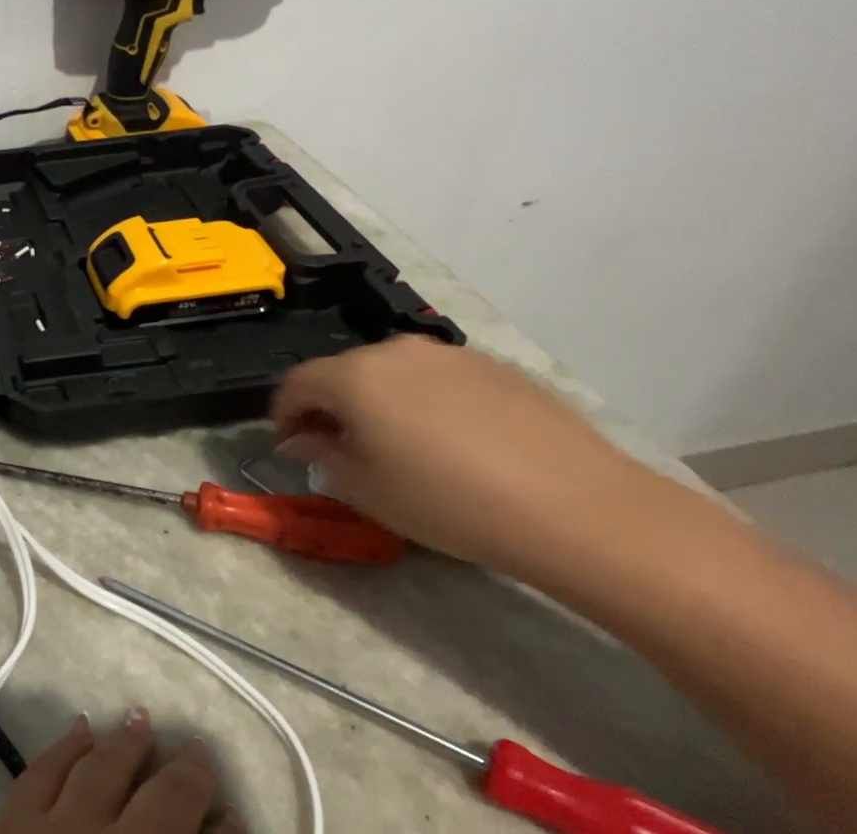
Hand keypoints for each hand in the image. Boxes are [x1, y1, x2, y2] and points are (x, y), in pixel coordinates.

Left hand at [0, 708, 243, 833]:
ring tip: (143, 719)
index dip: (226, 825)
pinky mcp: (10, 823)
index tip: (235, 811)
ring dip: (126, 744)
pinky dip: (65, 747)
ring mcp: (55, 828)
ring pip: (101, 772)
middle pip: (163, 800)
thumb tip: (220, 824)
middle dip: (188, 774)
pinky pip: (41, 774)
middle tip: (201, 751)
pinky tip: (81, 726)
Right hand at [271, 335, 650, 573]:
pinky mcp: (496, 368)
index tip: (290, 447)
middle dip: (332, 408)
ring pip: (393, 374)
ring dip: (380, 404)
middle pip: (344, 373)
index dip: (283, 415)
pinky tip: (452, 446)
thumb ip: (322, 456)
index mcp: (354, 376)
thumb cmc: (447, 501)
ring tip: (399, 449)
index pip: (296, 383)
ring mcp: (451, 355)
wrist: (573, 505)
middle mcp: (397, 351)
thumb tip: (304, 440)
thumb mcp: (366, 490)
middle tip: (342, 451)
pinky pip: (439, 381)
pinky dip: (425, 404)